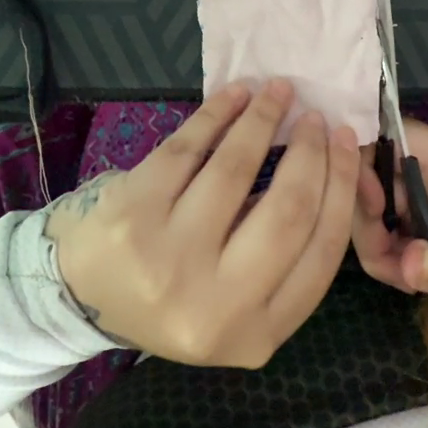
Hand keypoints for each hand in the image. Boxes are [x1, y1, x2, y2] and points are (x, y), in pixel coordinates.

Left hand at [45, 80, 361, 367]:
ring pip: (236, 169)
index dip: (341, 187)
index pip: (322, 252)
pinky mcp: (133, 214)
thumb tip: (322, 160)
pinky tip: (236, 95)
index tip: (347, 144)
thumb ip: (279, 255)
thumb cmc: (172, 291)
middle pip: (288, 211)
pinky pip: (189, 148)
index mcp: (254, 335)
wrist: (79, 296)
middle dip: (310, 153)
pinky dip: (218, 112)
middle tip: (316, 117)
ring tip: (277, 92)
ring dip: (264, 119)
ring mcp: (170, 259)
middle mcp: (215, 305)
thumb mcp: (235, 301)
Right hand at [351, 118, 427, 313]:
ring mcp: (417, 191)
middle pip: (366, 175)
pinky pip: (383, 228)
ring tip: (409, 278)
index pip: (382, 134)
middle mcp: (423, 166)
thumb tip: (406, 267)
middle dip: (370, 223)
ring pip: (369, 207)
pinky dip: (389, 255)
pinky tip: (413, 277)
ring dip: (379, 247)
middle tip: (392, 264)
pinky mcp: (416, 214)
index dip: (362, 165)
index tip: (373, 212)